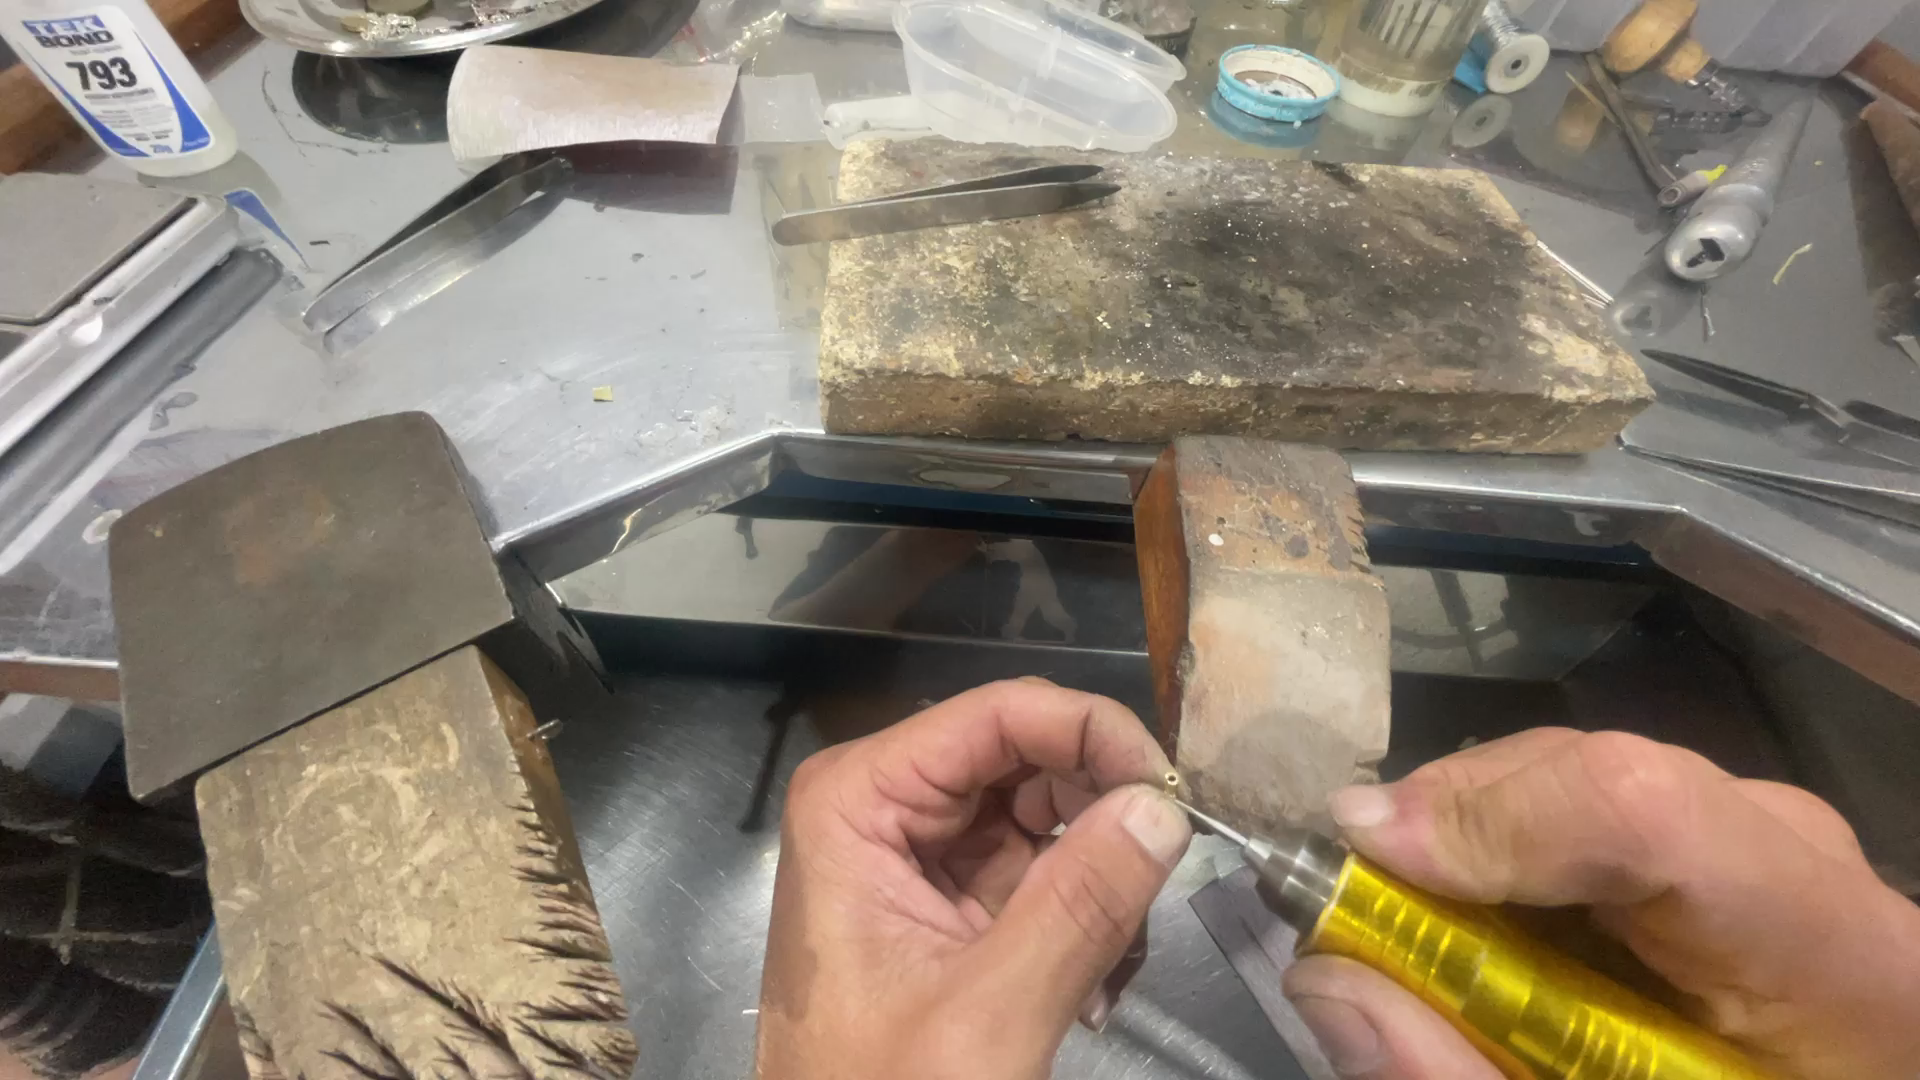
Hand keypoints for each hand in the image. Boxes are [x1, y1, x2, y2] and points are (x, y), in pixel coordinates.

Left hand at [755, 679, 1192, 1079]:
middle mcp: (886, 792)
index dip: (1090, 729)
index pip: (995, 713)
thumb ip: (1079, 906)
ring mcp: (918, 834)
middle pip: (1021, 748)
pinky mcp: (947, 878)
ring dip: (1096, 861)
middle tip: (1156, 874)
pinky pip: (1035, 852)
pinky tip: (1096, 971)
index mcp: (860, 793)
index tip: (1171, 788)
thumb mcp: (984, 1018)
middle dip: (1097, 804)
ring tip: (1119, 954)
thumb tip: (1163, 807)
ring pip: (1040, 799)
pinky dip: (1080, 897)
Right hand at [1281, 729, 1919, 1079]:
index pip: (1649, 810)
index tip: (1368, 853)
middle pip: (1583, 772)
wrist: (1792, 1079)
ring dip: (1452, 827)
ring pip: (1558, 768)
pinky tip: (1470, 901)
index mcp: (1839, 964)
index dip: (1489, 814)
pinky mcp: (1700, 828)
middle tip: (1358, 893)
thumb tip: (1322, 982)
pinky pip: (1559, 791)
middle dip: (1444, 820)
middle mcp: (1800, 861)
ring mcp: (1747, 830)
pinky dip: (1478, 835)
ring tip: (1414, 911)